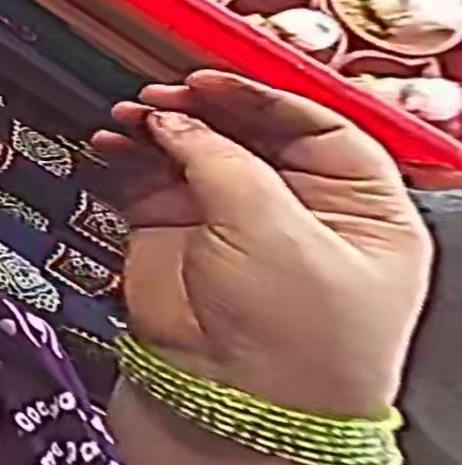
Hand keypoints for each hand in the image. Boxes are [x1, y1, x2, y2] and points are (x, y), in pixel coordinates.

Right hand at [92, 70, 431, 417]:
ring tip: (127, 117)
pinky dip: (123, 153)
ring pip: (186, 148)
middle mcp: (288, 203)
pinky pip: (142, 172)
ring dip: (155, 128)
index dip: (262, 98)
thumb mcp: (275, 235)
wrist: (228, 386)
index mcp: (354, 207)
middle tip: (158, 96)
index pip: (316, 130)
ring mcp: (222, 212)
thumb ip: (222, 166)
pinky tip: (109, 143)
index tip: (208, 78)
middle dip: (200, 109)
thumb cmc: (293, 328)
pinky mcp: (167, 222)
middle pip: (243, 133)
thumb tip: (175, 119)